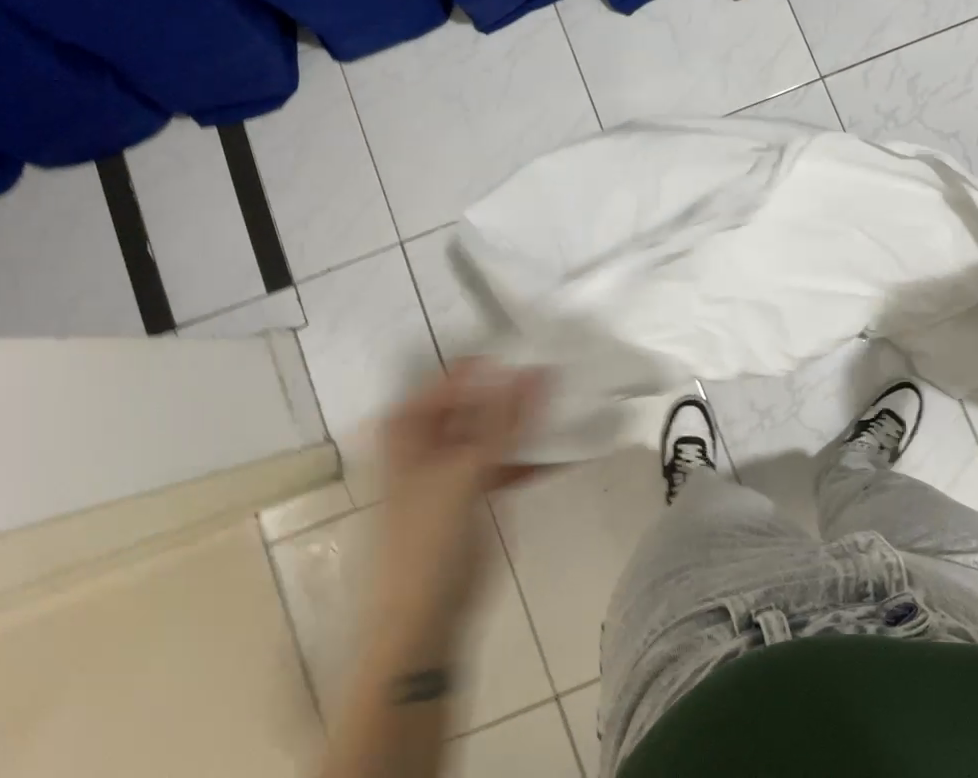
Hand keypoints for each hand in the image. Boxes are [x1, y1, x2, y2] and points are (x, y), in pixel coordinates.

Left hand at [367, 360, 547, 657]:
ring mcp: (449, 473)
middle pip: (474, 403)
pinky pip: (504, 466)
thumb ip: (503, 419)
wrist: (422, 624)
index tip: (539, 352)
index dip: (492, 363)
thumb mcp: (466, 473)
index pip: (452, 377)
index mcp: (408, 431)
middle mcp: (425, 445)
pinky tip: (565, 455)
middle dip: (516, 393)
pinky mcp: (472, 500)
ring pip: (493, 434)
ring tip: (569, 413)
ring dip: (527, 426)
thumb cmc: (431, 544)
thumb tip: (535, 366)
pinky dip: (529, 460)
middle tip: (560, 380)